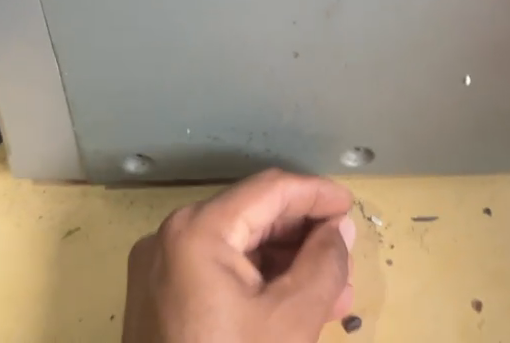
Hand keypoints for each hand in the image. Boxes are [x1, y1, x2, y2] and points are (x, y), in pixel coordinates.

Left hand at [122, 169, 356, 342]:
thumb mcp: (291, 320)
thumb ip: (324, 263)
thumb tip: (338, 228)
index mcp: (197, 230)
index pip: (270, 190)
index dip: (316, 194)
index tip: (351, 207)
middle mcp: (170, 237)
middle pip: (252, 217)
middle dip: (304, 237)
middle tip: (347, 258)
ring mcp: (159, 270)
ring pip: (238, 248)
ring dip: (286, 264)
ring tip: (334, 292)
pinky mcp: (158, 300)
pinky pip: (218, 273)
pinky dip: (257, 284)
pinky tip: (294, 306)